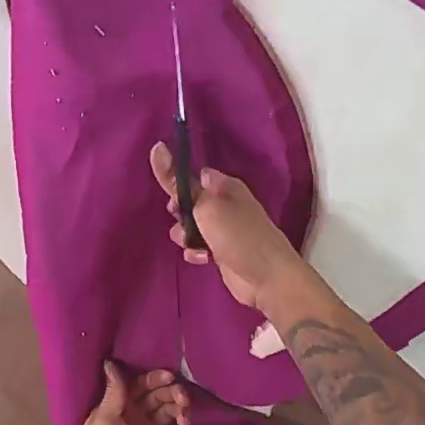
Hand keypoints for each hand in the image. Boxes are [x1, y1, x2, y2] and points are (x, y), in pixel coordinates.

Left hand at [70, 362, 175, 424]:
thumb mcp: (106, 420)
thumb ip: (115, 393)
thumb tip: (109, 362)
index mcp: (118, 406)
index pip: (139, 385)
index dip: (155, 379)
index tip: (170, 377)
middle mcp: (134, 417)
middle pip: (157, 398)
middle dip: (172, 395)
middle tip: (183, 400)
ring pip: (168, 416)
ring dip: (180, 414)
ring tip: (185, 420)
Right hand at [149, 142, 305, 309]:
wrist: (267, 277)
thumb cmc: (238, 236)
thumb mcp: (205, 207)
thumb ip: (177, 182)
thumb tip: (157, 147)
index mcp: (225, 187)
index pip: (192, 177)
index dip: (178, 188)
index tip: (172, 201)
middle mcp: (225, 204)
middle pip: (189, 203)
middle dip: (180, 215)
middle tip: (184, 223)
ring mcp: (224, 229)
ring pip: (191, 227)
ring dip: (186, 237)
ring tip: (192, 244)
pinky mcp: (221, 251)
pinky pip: (198, 246)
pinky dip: (196, 252)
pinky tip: (202, 259)